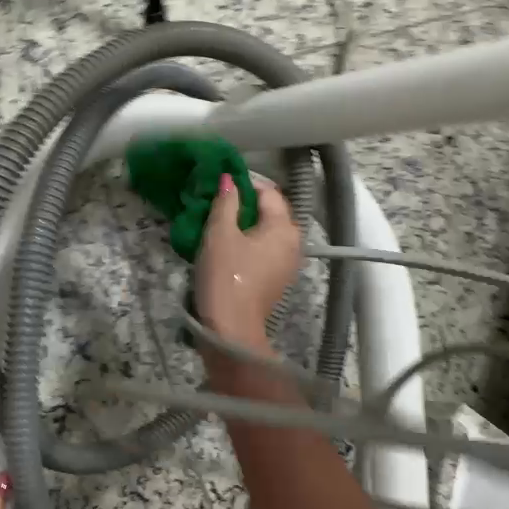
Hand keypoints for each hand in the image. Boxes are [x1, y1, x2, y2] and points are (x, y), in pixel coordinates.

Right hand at [194, 171, 302, 346]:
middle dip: (244, 206)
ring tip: (217, 227)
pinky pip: (263, 252)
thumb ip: (225, 203)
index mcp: (284, 227)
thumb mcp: (219, 234)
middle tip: (215, 206)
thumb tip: (229, 179)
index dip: (244, 185)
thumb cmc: (225, 276)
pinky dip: (248, 245)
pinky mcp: (276, 281)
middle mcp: (293, 243)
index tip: (218, 185)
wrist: (231, 329)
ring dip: (244, 227)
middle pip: (270, 213)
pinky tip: (226, 250)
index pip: (268, 192)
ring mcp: (287, 264)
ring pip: (266, 234)